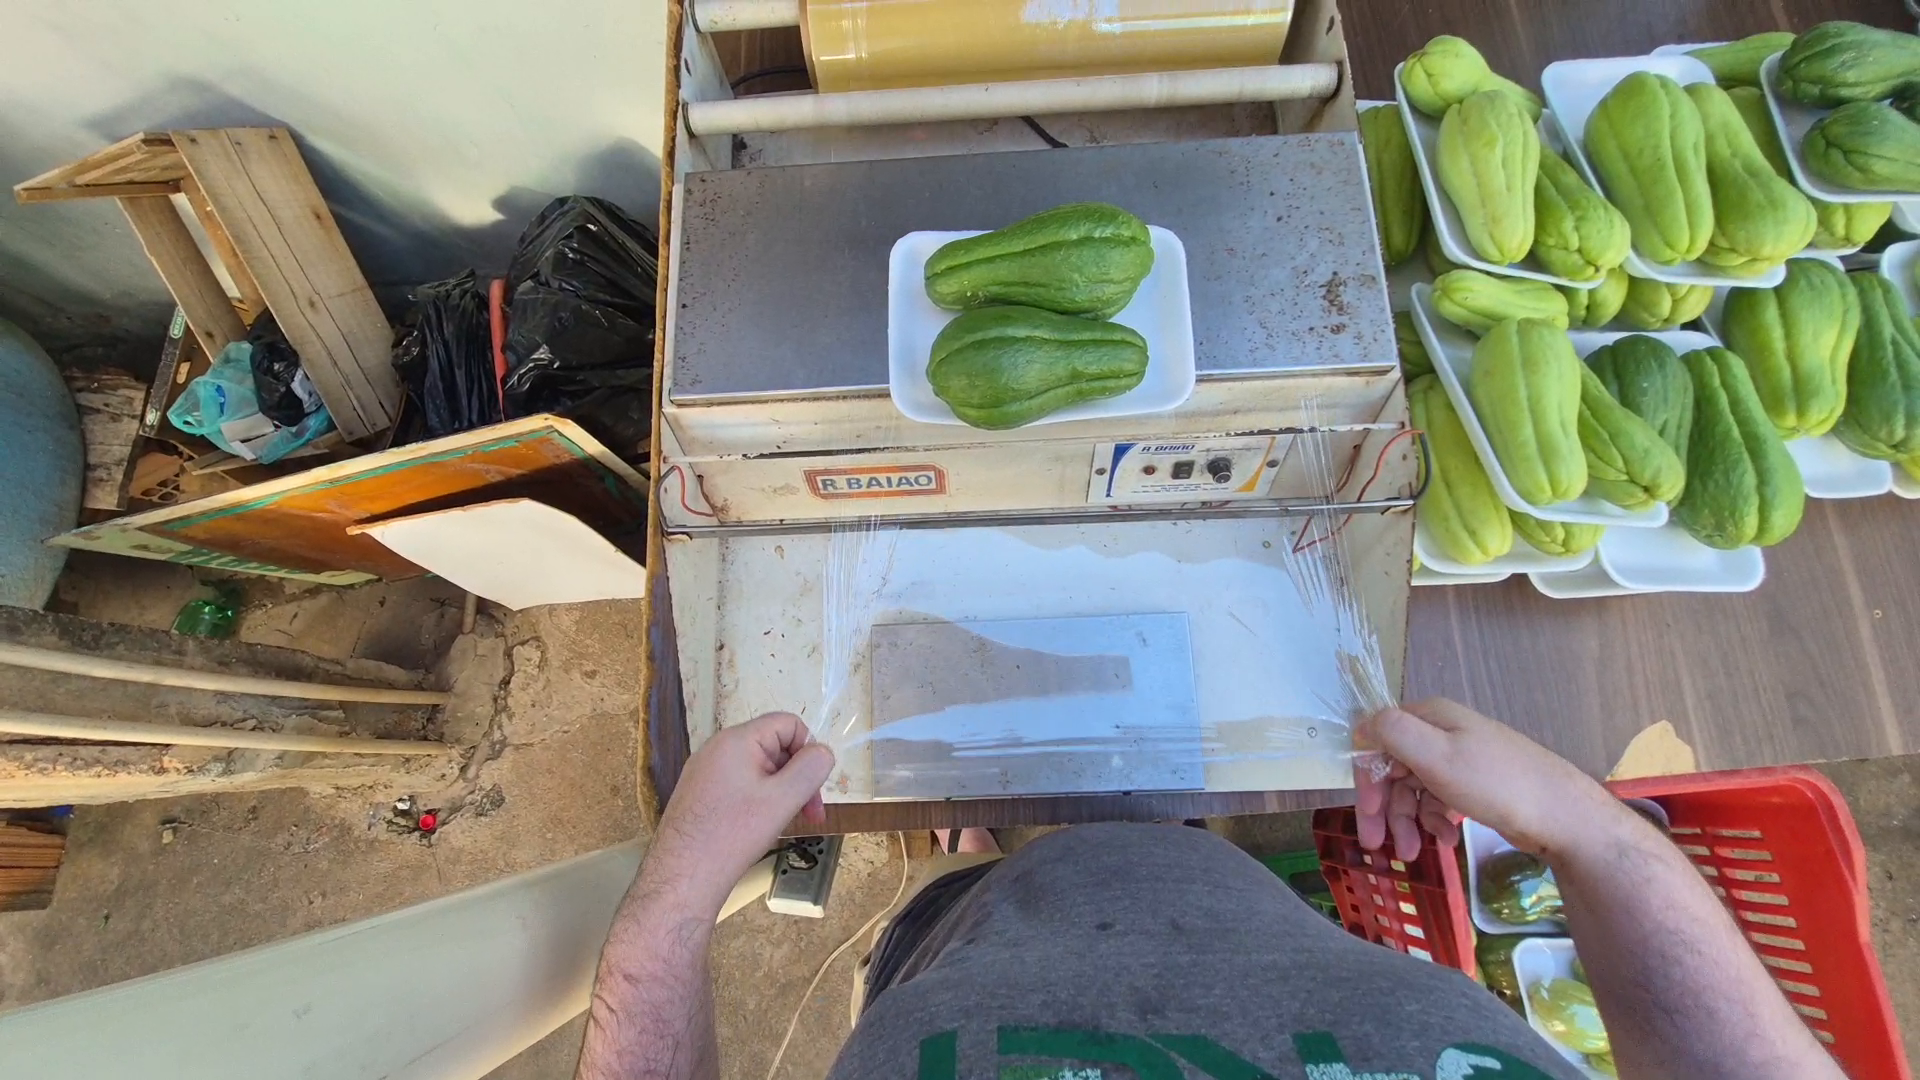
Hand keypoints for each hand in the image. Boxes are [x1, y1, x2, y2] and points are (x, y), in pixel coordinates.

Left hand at [643, 712, 834, 913]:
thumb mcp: (783, 799)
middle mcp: (717, 748)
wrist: (679, 882)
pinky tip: (760, 828)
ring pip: (759, 768)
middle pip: (774, 746)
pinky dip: (759, 800)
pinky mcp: (698, 794)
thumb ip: (811, 768)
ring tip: (786, 823)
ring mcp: (704, 772)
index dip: (808, 750)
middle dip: (797, 776)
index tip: (814, 786)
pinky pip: (740, 784)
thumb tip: (823, 752)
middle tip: (810, 813)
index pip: (788, 724)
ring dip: (781, 791)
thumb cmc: (733, 836)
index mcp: (736, 740)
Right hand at [1354, 698, 1621, 862]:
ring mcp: (1461, 759)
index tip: (1366, 811)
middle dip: (1384, 807)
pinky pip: (1440, 798)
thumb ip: (1391, 732)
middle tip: (1375, 844)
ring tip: (1413, 853)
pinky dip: (1436, 819)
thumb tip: (1360, 724)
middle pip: (1394, 767)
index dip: (1366, 775)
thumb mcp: (1435, 754)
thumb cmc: (1496, 784)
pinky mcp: (1477, 785)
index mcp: (1429, 718)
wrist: (1571, 820)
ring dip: (1408, 819)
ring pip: (1415, 787)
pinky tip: (1446, 838)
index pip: (1378, 740)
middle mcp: (1442, 733)